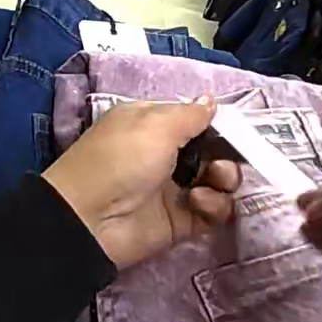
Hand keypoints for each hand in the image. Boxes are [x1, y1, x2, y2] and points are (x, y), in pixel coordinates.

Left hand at [44, 99, 239, 269]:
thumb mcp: (155, 124)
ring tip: (210, 182)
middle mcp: (167, 154)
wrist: (89, 220)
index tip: (233, 129)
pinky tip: (197, 202)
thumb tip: (210, 100)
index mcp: (154, 125)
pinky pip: (214, 211)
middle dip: (226, 154)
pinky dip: (214, 206)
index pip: (196, 119)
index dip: (216, 124)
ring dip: (224, 179)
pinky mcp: (183, 220)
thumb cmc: (121, 158)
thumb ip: (191, 114)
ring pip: (220, 181)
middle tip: (220, 162)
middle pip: (214, 150)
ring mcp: (176, 188)